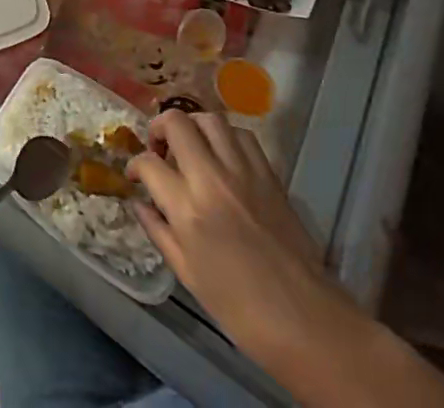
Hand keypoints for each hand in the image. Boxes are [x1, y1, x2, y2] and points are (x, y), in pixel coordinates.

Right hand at [125, 111, 359, 363]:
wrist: (309, 323)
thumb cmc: (238, 306)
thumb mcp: (184, 271)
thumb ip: (157, 229)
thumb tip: (139, 203)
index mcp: (187, 208)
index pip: (147, 163)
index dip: (134, 167)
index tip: (136, 178)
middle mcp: (213, 180)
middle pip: (177, 123)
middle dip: (158, 129)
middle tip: (158, 149)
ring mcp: (246, 175)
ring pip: (212, 120)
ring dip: (193, 127)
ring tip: (189, 147)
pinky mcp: (272, 179)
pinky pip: (244, 138)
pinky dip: (225, 138)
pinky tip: (221, 158)